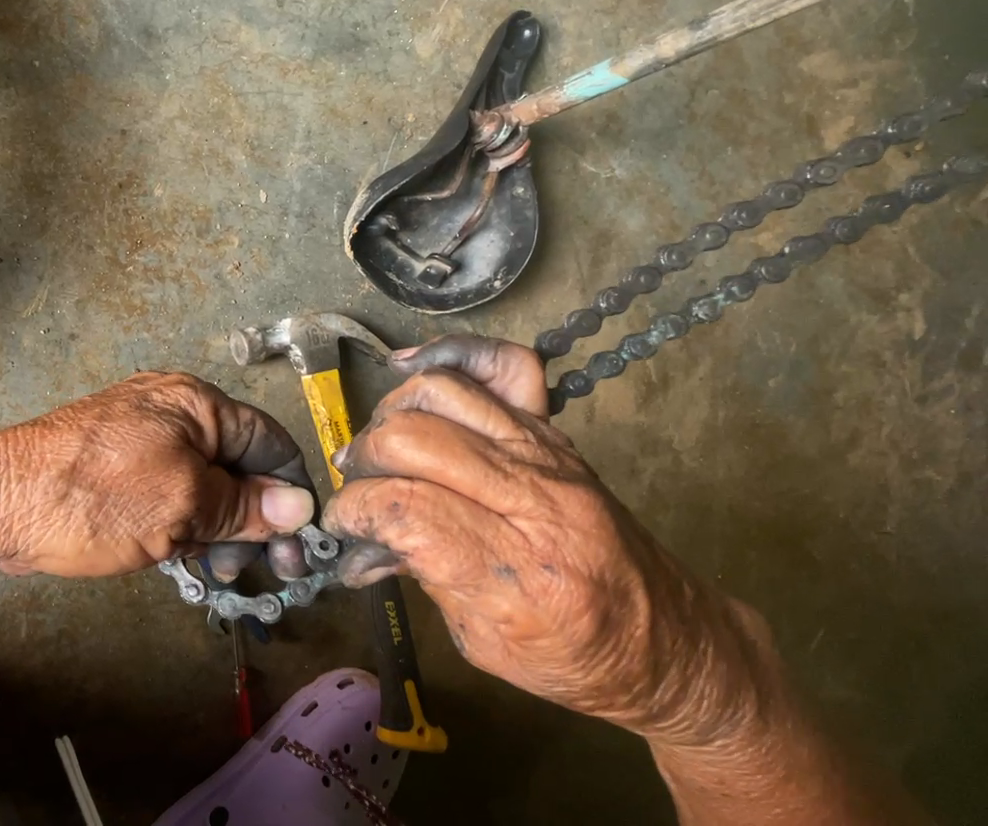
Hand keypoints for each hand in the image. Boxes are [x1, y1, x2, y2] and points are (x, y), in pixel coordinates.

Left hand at [0, 372, 318, 578]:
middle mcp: (171, 411)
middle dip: (252, 518)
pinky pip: (170, 492)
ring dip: (217, 529)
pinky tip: (181, 557)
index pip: (269, 441)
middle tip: (250, 571)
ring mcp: (141, 437)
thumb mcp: (180, 505)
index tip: (298, 549)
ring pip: (203, 484)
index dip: (290, 494)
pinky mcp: (118, 467)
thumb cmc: (94, 498)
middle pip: (238, 464)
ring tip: (211, 571)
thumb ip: (243, 505)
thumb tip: (298, 505)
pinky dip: (184, 524)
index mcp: (193, 403)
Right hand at [321, 336, 775, 745]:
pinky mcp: (554, 433)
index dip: (352, 510)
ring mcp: (547, 454)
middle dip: (364, 462)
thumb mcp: (479, 640)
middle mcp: (534, 500)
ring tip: (381, 449)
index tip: (342, 526)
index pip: (403, 506)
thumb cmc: (571, 657)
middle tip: (359, 490)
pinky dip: (451, 355)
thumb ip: (415, 576)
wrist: (670, 642)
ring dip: (389, 416)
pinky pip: (503, 364)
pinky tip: (414, 371)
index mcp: (515, 571)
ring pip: (441, 393)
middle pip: (413, 440)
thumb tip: (352, 546)